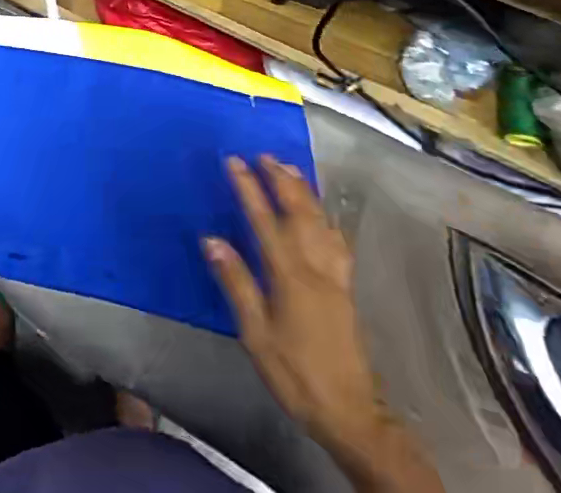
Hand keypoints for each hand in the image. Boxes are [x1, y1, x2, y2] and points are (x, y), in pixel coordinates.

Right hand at [205, 156, 442, 492]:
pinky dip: (325, 216)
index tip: (235, 161)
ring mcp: (335, 272)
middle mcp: (315, 264)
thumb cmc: (294, 371)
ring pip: (320, 219)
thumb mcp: (255, 333)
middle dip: (281, 179)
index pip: (265, 219)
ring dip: (303, 190)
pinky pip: (336, 237)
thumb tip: (212, 240)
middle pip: (298, 210)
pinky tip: (323, 213)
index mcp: (289, 274)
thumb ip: (236, 283)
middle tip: (265, 154)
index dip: (249, 187)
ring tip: (289, 168)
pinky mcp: (346, 283)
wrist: (348, 406)